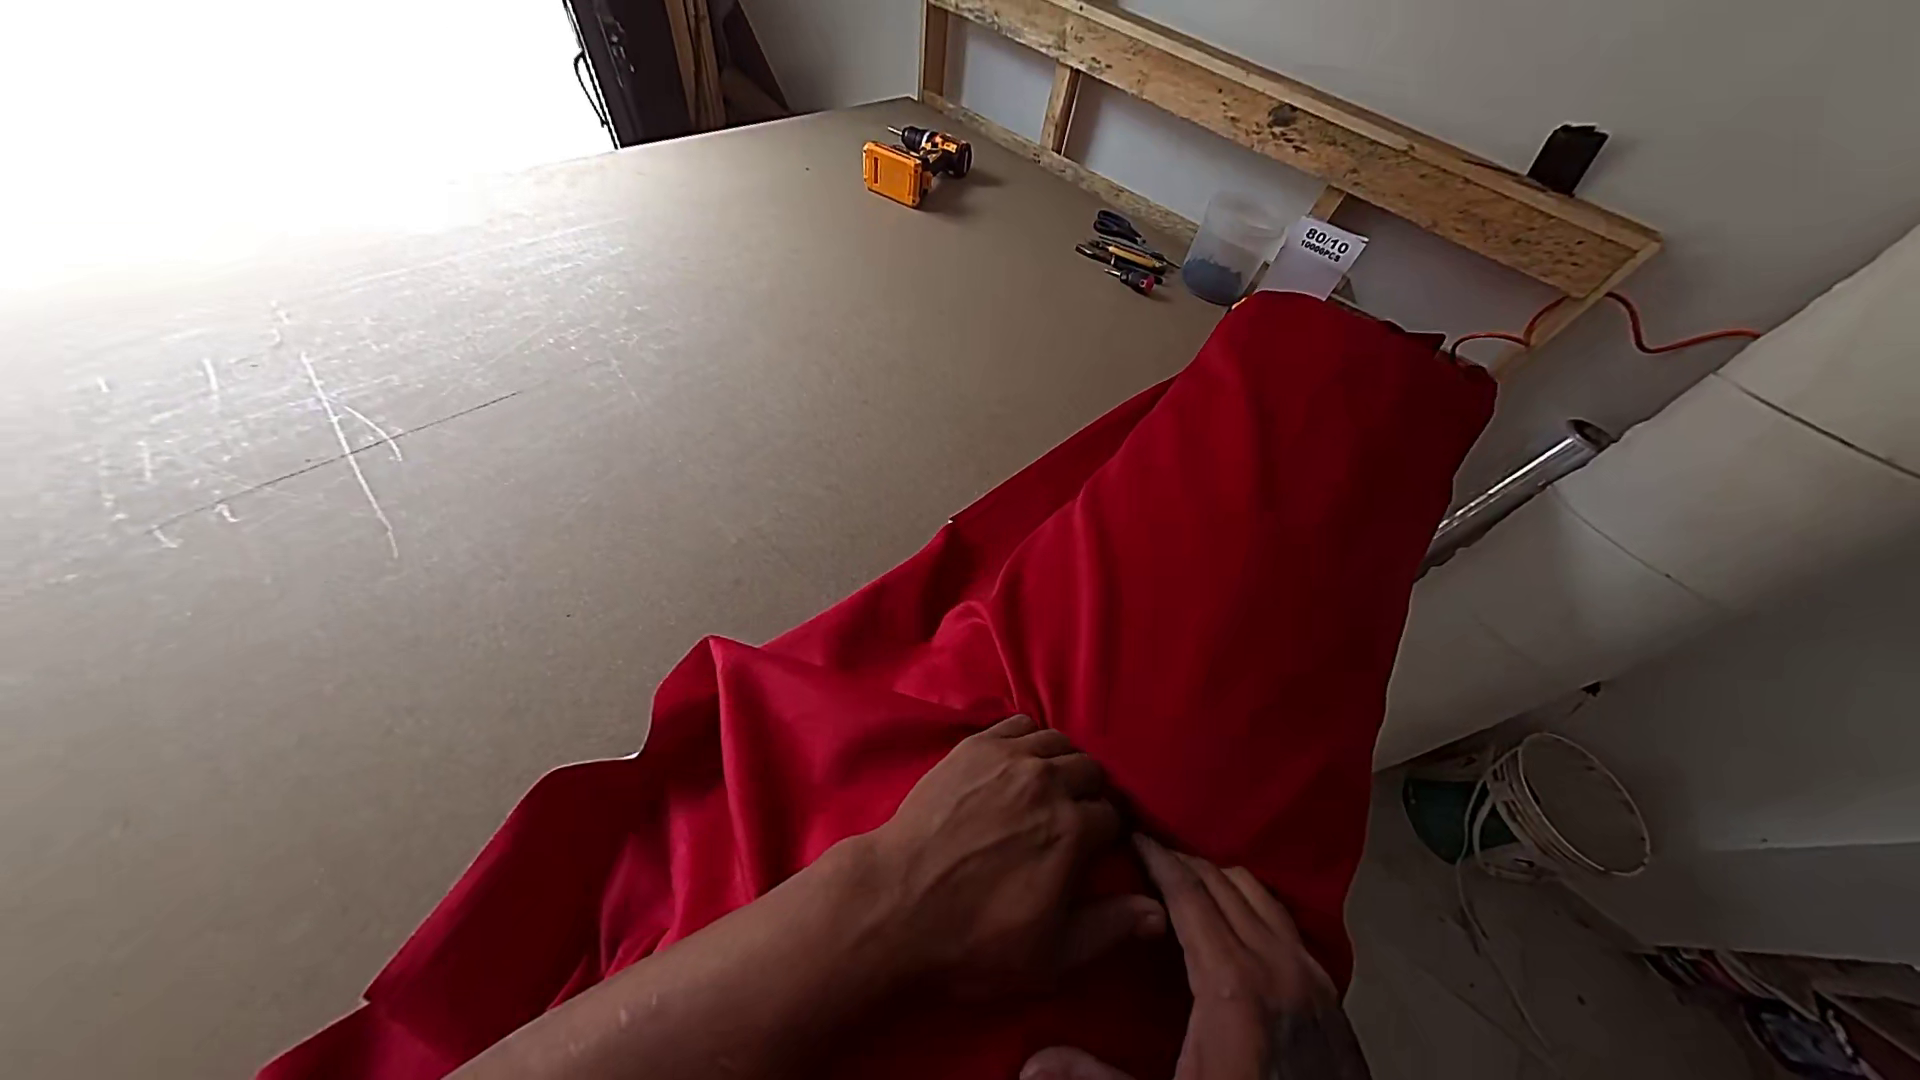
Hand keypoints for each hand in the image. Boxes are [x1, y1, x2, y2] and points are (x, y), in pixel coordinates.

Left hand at [856, 715, 1164, 996]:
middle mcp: (1046, 782)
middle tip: (1070, 816)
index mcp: (1072, 830)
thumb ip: (1110, 927)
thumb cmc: (974, 938)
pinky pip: (1019, 723)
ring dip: (1062, 762)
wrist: (896, 902)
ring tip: (1048, 786)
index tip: (1094, 847)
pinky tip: (1020, 760)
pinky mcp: (975, 746)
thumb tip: (1161, 909)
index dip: (1107, 834)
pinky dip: (1029, 738)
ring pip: (1058, 742)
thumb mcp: (1051, 955)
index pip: (1112, 816)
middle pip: (1090, 771)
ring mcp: (1008, 757)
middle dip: (1089, 793)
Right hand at [1021, 835, 1369, 1079]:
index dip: (1157, 858)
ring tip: (1184, 885)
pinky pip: (1284, 920)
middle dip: (1181, 862)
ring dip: (1217, 879)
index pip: (1188, 893)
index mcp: (1232, 985)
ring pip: (1257, 892)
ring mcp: (1311, 976)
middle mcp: (1276, 965)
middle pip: (1221, 881)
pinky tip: (1232, 924)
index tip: (1132, 836)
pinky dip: (1251, 903)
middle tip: (1146, 860)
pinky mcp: (1333, 995)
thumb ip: (1098, 1079)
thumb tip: (1028, 1066)